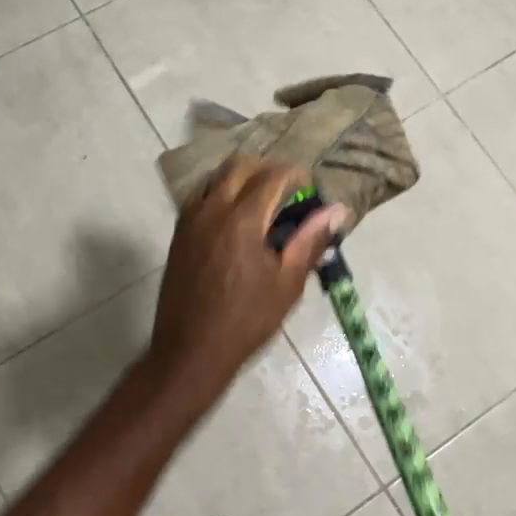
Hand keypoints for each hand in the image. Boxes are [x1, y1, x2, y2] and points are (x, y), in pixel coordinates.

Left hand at [150, 157, 347, 393]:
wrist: (191, 350)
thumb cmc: (247, 320)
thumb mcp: (288, 282)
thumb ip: (310, 240)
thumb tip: (337, 210)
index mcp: (243, 219)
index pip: (273, 176)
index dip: (295, 175)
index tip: (310, 187)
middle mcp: (212, 209)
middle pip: (239, 165)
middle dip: (267, 169)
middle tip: (287, 190)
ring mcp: (190, 220)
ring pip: (215, 178)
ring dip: (241, 179)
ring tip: (262, 203)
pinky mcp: (178, 234)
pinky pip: (200, 197)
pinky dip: (220, 195)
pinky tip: (235, 221)